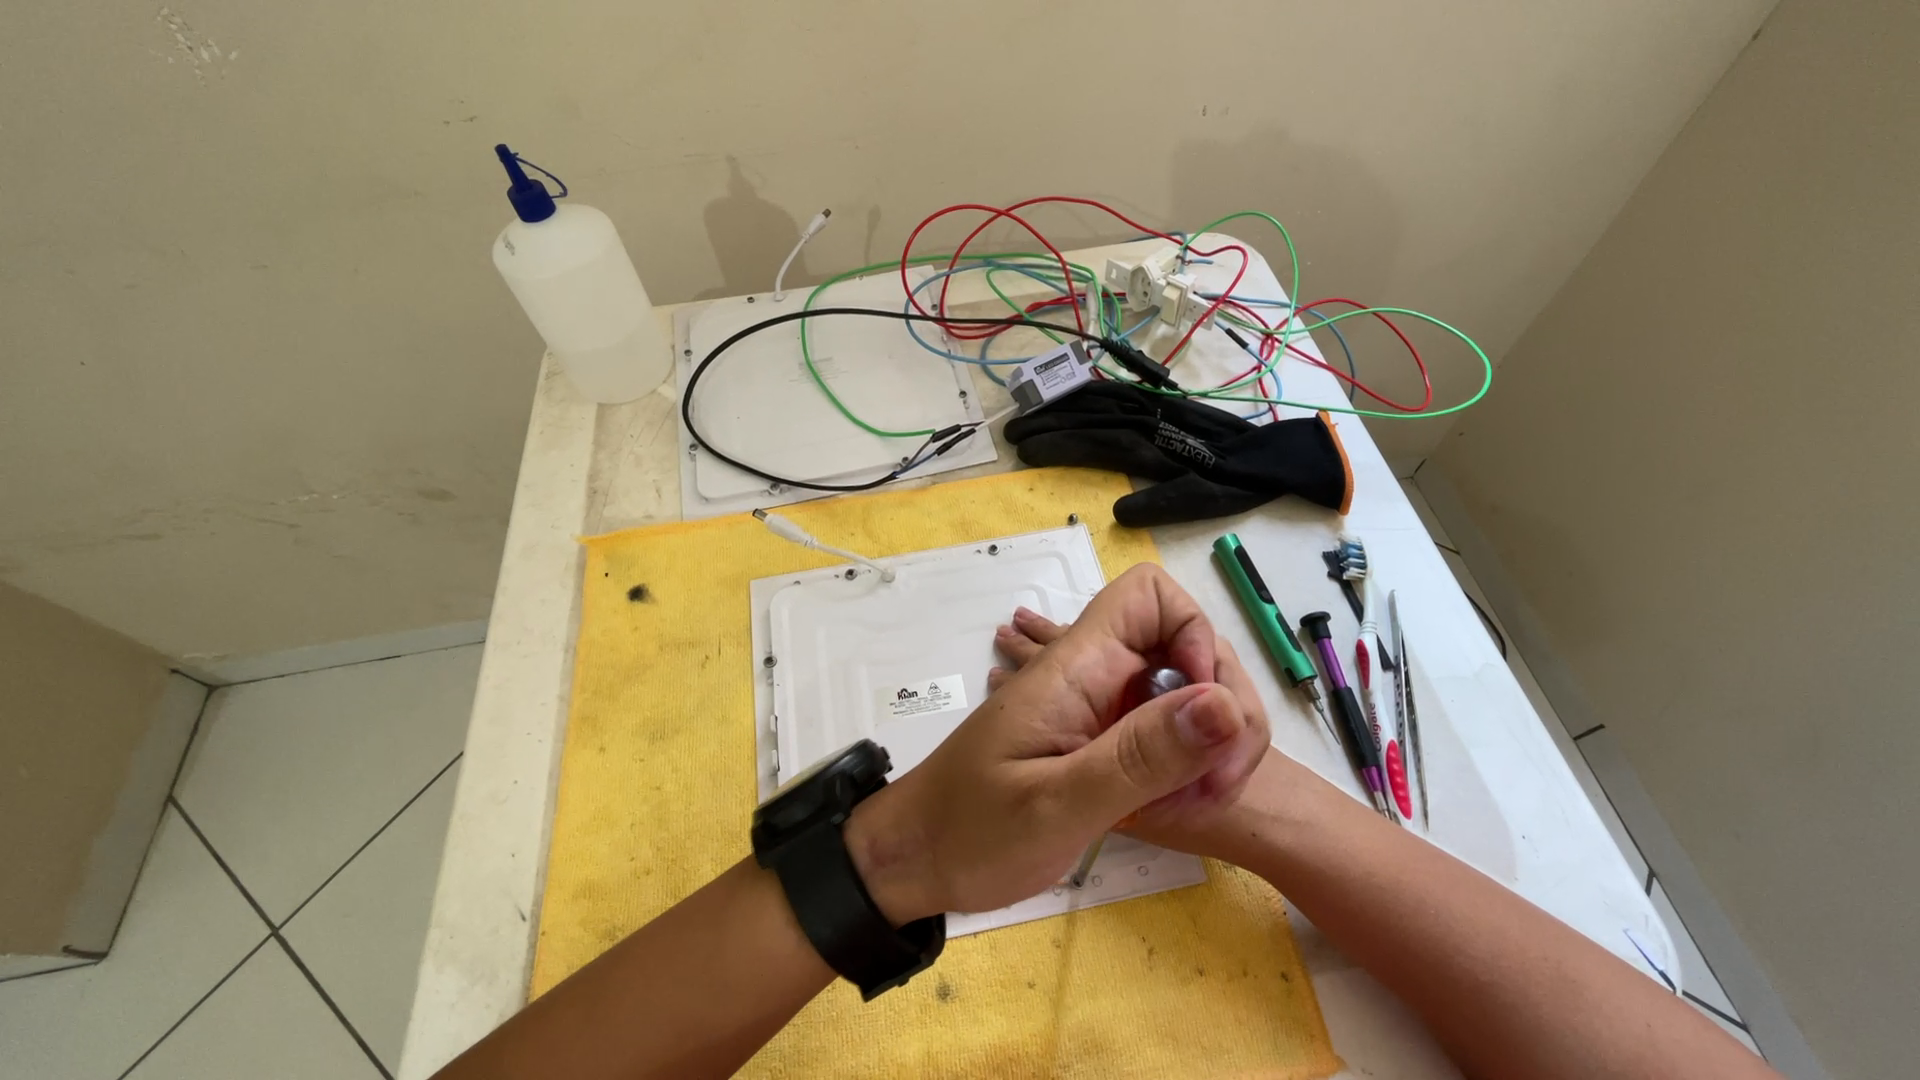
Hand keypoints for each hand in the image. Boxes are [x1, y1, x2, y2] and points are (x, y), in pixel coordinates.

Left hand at [843, 564, 1270, 922]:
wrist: (914, 860)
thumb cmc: (970, 834)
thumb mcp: (1058, 804)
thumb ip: (1140, 756)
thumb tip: (1224, 703)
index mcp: (1074, 667)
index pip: (1148, 594)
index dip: (1190, 630)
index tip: (1204, 704)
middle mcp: (1088, 675)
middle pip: (1176, 645)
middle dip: (1214, 702)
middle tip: (1213, 781)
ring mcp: (1091, 707)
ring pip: (1173, 691)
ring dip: (1203, 739)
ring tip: (1197, 800)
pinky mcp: (1092, 740)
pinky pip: (1155, 729)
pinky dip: (1180, 760)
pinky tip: (1175, 803)